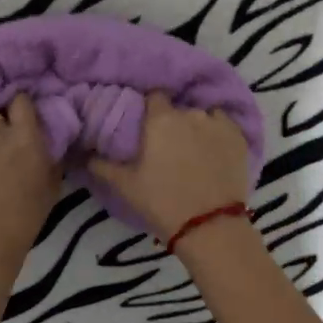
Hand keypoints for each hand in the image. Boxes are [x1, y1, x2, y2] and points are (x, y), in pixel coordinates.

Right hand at [89, 92, 250, 241]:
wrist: (209, 225)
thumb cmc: (161, 201)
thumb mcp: (124, 185)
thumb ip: (100, 164)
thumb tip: (83, 152)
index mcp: (160, 119)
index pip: (153, 96)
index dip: (148, 108)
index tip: (144, 125)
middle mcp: (190, 113)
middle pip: (177, 108)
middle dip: (171, 121)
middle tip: (165, 146)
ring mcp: (218, 123)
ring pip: (201, 116)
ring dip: (195, 127)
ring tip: (191, 151)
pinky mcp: (239, 137)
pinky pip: (223, 126)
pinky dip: (216, 134)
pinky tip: (212, 152)